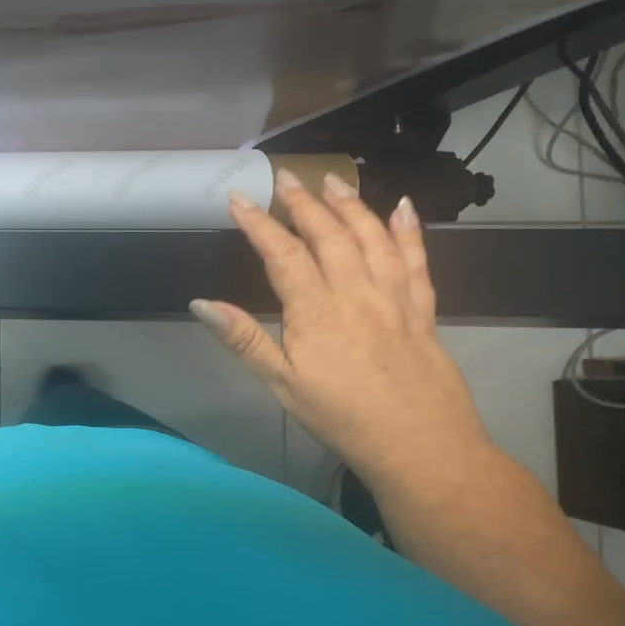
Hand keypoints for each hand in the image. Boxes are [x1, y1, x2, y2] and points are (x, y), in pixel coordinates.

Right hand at [191, 171, 495, 482]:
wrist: (422, 446)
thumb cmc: (342, 417)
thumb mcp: (281, 383)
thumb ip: (244, 339)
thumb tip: (201, 303)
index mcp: (316, 312)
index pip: (283, 255)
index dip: (259, 224)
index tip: (240, 199)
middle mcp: (357, 295)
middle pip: (329, 237)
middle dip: (304, 204)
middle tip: (287, 178)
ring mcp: (394, 300)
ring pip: (373, 240)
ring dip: (352, 207)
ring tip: (335, 181)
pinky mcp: (423, 313)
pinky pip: (417, 263)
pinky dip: (409, 232)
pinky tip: (403, 210)